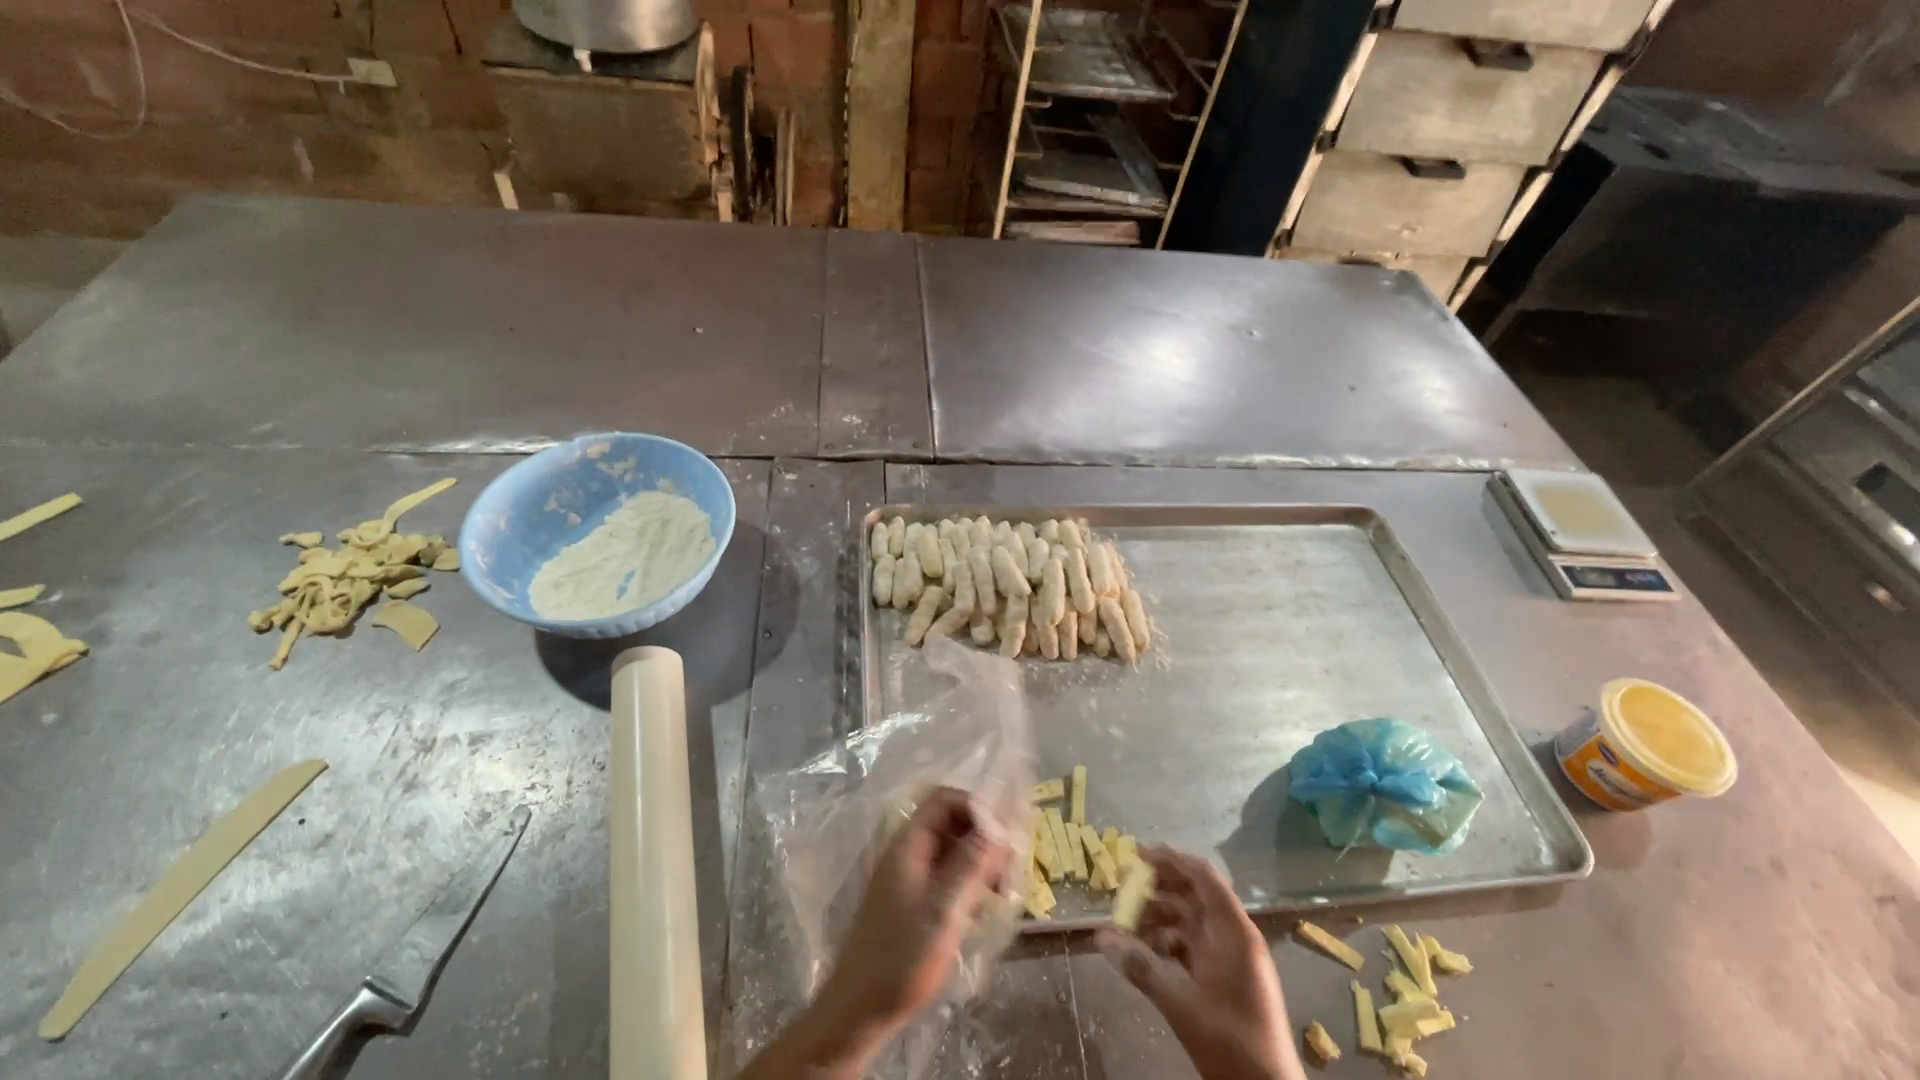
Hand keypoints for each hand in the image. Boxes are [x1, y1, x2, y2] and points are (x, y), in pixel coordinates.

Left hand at [818, 786, 1011, 1027]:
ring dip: (981, 863)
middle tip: (1010, 870)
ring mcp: (910, 878)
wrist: (859, 1010)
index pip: (945, 800)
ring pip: (953, 851)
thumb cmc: (901, 959)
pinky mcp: (915, 903)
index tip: (1006, 838)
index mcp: (908, 846)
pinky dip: (970, 884)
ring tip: (1002, 893)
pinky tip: (984, 910)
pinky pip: (949, 877)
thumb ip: (971, 865)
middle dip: (985, 838)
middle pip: (952, 823)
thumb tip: (1000, 825)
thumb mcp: (943, 910)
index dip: (978, 808)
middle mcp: (908, 854)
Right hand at [1095, 847, 1305, 1079]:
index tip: (1137, 853)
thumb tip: (1101, 936)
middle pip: (1194, 895)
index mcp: (1234, 932)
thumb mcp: (1180, 1003)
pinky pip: (1192, 945)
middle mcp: (1234, 936)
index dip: (1171, 859)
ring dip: (1159, 916)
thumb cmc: (1231, 1041)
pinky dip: (1167, 941)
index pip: (1203, 877)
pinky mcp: (1224, 978)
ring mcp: (1230, 958)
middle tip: (1122, 884)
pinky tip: (1142, 949)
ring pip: (1190, 921)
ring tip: (1124, 920)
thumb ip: (1140, 966)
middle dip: (1158, 886)